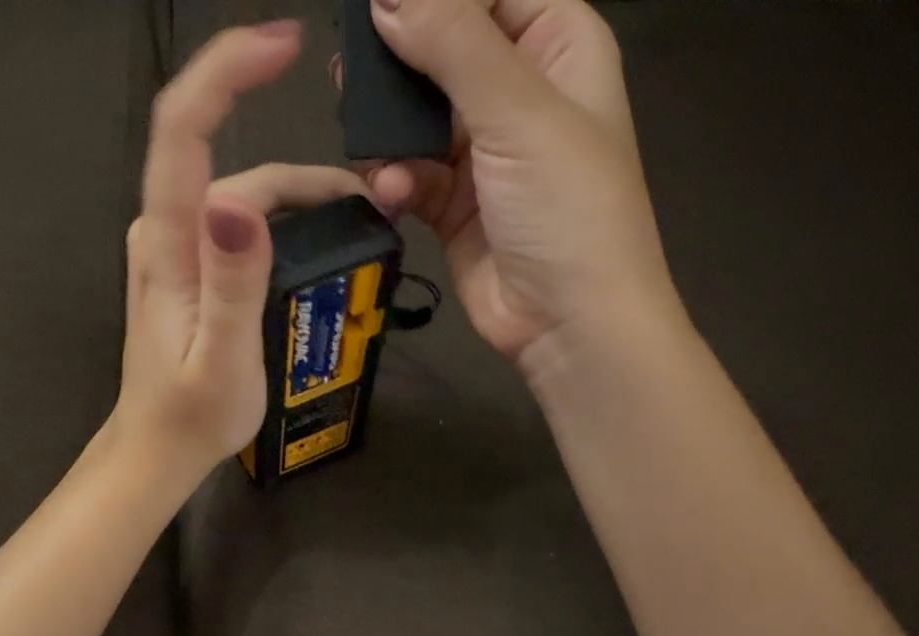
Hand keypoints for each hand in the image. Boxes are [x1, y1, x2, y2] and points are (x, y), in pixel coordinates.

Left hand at [110, 20, 374, 478]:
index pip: (182, 133)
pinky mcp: (184, 261)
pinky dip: (280, 213)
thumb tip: (238, 202)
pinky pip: (235, 214)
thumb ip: (232, 284)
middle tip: (368, 201)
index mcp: (168, 247)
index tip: (281, 44)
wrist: (159, 447)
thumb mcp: (223, 360)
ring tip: (355, 219)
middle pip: (228, 161)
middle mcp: (161, 230)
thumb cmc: (192, 416)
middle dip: (301, 168)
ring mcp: (171, 244)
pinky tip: (314, 232)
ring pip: (237, 188)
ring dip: (297, 193)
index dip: (226, 72)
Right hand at [341, 0, 683, 378]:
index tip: (376, 7)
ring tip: (368, 146)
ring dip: (388, 131)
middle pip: (442, 46)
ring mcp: (481, 148)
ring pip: (414, 114)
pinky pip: (408, 170)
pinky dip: (396, 180)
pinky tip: (394, 195)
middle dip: (397, 63)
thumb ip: (450, 45)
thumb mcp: (516, 111)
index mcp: (556, 44)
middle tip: (350, 74)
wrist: (568, 322)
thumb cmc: (566, 206)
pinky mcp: (451, 200)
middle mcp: (518, 88)